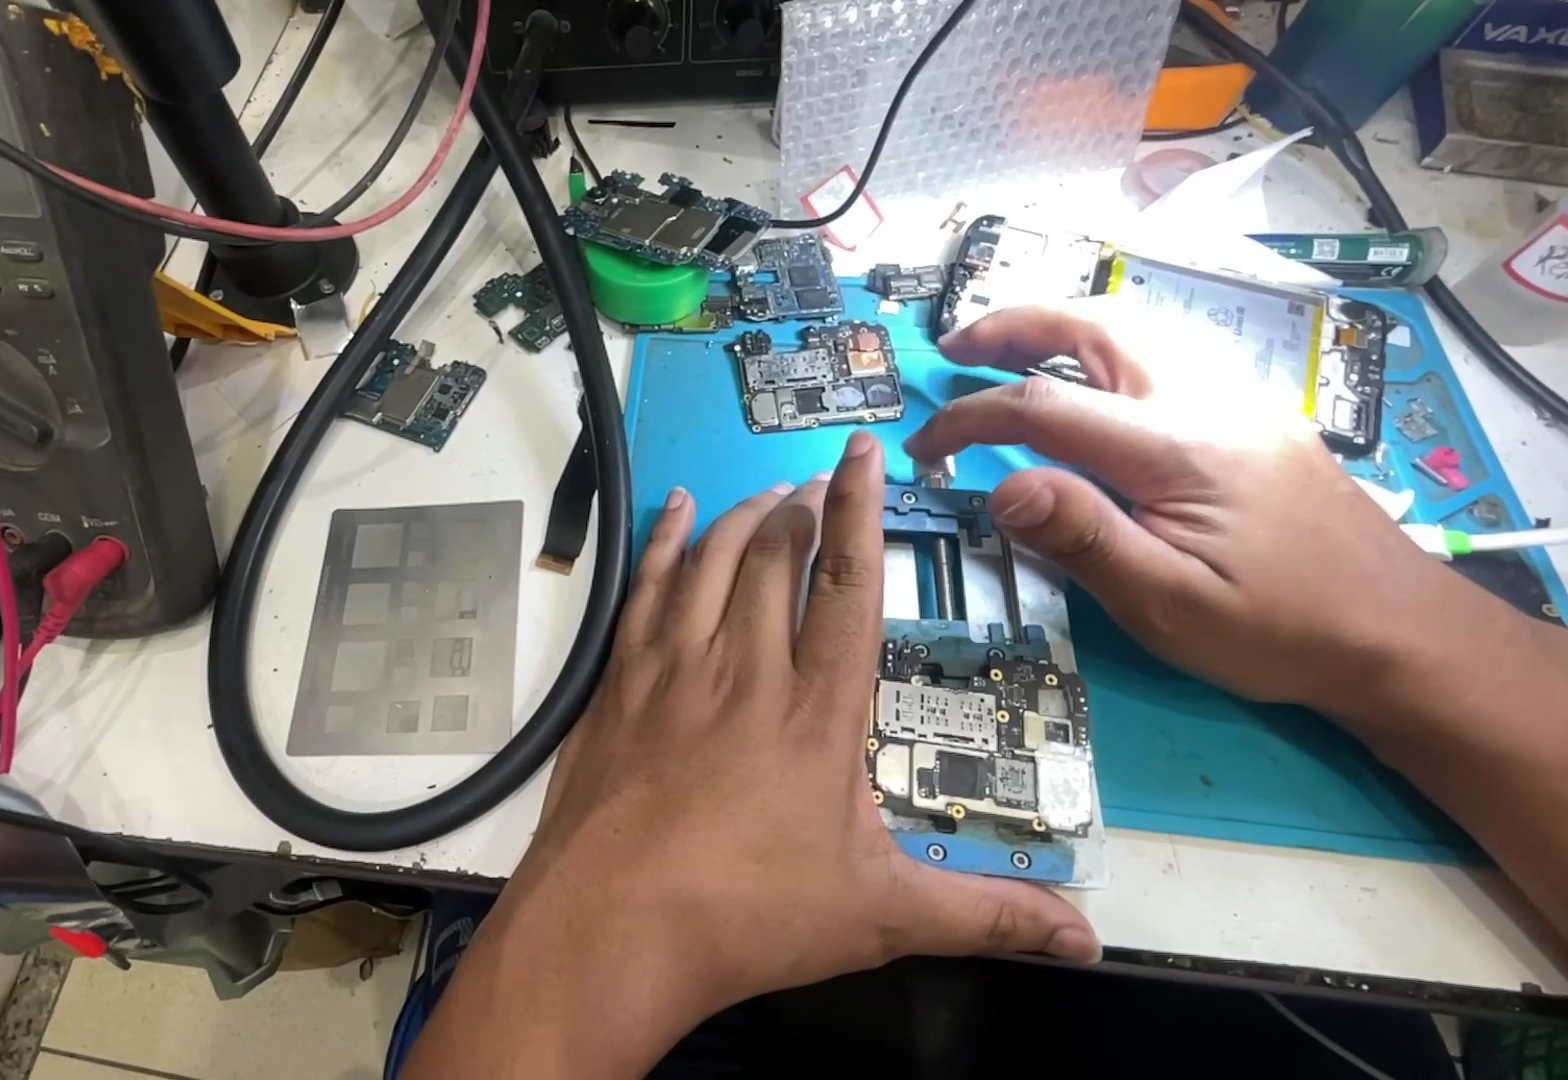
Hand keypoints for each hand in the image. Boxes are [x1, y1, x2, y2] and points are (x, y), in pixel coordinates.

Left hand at [515, 432, 1097, 1016]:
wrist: (614, 922)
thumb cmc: (749, 914)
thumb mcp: (879, 916)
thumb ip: (984, 913)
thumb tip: (1089, 939)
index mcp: (817, 708)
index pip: (848, 584)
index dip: (860, 511)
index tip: (863, 454)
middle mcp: (747, 665)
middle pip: (776, 557)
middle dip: (803, 508)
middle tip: (817, 483)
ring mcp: (676, 664)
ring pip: (713, 559)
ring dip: (745, 516)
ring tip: (770, 494)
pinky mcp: (622, 676)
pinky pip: (645, 585)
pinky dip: (664, 539)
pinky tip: (676, 507)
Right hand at [904, 301, 1461, 715]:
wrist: (1401, 635)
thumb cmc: (1275, 629)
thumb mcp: (1165, 603)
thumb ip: (1081, 537)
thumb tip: (1001, 485)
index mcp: (1177, 449)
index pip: (1045, 406)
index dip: (969, 416)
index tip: (923, 444)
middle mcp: (1207, 402)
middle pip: (1097, 328)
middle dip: (1013, 325)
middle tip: (954, 349)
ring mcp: (1235, 399)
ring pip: (1136, 327)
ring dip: (1058, 324)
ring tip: (1003, 347)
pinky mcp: (1248, 414)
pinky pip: (1162, 349)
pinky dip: (1101, 342)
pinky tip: (1085, 373)